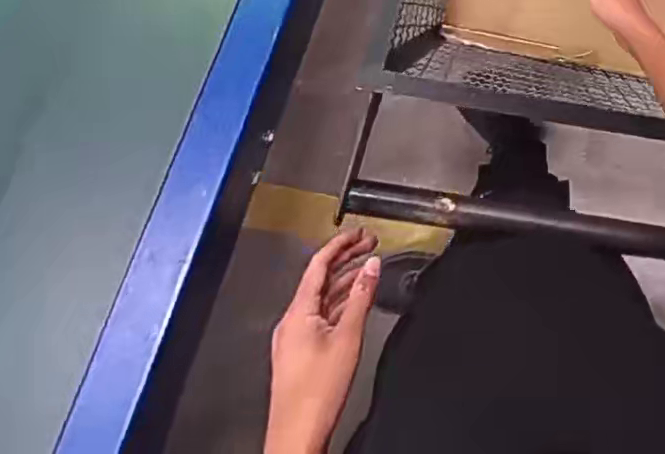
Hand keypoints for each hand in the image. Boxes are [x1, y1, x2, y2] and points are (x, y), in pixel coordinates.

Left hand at [267, 227, 379, 453]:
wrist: (296, 439)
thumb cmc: (318, 392)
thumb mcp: (348, 336)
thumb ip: (362, 296)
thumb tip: (372, 265)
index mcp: (298, 313)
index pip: (319, 264)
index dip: (341, 244)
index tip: (361, 231)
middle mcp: (292, 321)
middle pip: (320, 278)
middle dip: (346, 258)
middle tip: (371, 243)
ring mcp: (295, 337)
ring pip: (322, 296)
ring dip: (346, 278)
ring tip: (370, 266)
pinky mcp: (301, 351)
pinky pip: (322, 313)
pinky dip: (341, 299)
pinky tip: (358, 299)